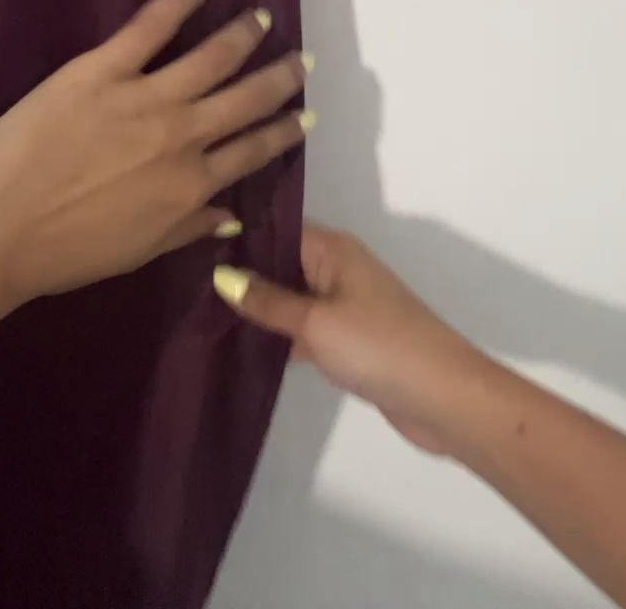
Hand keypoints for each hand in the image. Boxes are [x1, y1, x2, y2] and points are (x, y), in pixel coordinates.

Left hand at [0, 0, 311, 304]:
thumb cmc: (64, 252)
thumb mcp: (138, 251)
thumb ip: (190, 228)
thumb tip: (233, 216)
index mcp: (192, 186)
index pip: (253, 151)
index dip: (283, 132)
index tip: (305, 115)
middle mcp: (183, 136)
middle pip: (246, 100)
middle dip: (280, 79)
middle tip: (302, 60)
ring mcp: (146, 98)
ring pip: (212, 58)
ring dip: (244, 35)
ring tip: (263, 18)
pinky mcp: (103, 69)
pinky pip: (150, 27)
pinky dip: (178, 2)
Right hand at [214, 225, 490, 455]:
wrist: (442, 397)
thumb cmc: (377, 345)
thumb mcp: (315, 321)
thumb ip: (267, 300)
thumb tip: (220, 275)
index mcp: (333, 249)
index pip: (277, 229)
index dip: (238, 235)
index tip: (190, 242)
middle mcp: (338, 268)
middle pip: (282, 262)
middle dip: (241, 272)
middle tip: (183, 281)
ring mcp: (344, 304)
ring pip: (291, 296)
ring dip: (259, 305)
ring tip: (199, 311)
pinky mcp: (348, 338)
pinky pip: (303, 325)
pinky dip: (279, 333)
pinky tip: (240, 344)